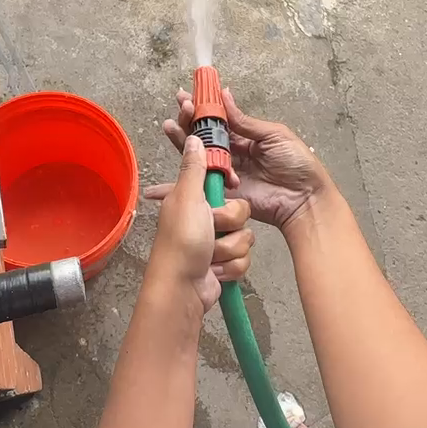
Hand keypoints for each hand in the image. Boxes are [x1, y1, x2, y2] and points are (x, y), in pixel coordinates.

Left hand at [146, 137, 255, 311]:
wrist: (183, 289)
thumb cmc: (181, 243)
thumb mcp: (187, 198)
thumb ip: (193, 168)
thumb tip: (192, 138)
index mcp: (192, 197)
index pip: (221, 179)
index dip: (229, 185)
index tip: (232, 186)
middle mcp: (204, 216)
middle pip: (240, 208)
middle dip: (230, 223)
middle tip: (212, 229)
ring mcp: (214, 240)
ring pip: (244, 234)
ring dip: (230, 248)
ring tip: (211, 255)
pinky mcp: (224, 261)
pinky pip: (244, 257)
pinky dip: (232, 266)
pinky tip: (215, 270)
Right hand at [150, 87, 330, 230]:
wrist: (304, 199)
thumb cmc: (297, 164)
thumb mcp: (274, 135)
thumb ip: (245, 121)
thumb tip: (225, 96)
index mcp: (246, 137)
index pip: (220, 119)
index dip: (204, 107)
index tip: (188, 94)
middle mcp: (233, 153)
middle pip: (204, 135)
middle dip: (189, 120)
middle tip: (180, 106)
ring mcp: (225, 173)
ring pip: (199, 155)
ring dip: (183, 140)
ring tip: (171, 125)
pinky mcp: (222, 192)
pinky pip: (201, 183)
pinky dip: (183, 179)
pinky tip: (171, 171)